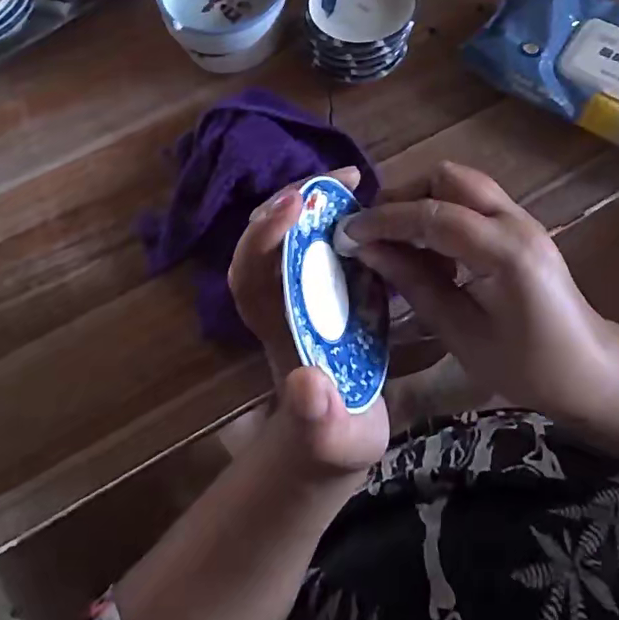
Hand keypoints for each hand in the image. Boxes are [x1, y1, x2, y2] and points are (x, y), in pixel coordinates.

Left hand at [227, 167, 389, 475]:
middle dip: (291, 203)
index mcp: (273, 327)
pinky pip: (326, 244)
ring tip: (352, 182)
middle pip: (267, 240)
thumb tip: (305, 384)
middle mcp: (281, 300)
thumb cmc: (332, 440)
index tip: (294, 206)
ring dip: (315, 203)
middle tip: (337, 180)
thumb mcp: (331, 438)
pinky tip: (368, 207)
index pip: (250, 272)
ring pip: (294, 235)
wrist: (341, 440)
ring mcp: (304, 292)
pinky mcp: (331, 290)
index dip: (262, 236)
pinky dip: (340, 220)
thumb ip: (316, 418)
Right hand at [343, 161, 618, 422]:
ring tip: (396, 243)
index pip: (430, 214)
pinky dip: (438, 215)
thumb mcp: (461, 333)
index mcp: (504, 251)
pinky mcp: (518, 227)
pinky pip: (468, 203)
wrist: (595, 373)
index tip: (346, 233)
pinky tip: (428, 254)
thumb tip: (366, 250)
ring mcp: (520, 219)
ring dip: (420, 203)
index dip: (382, 220)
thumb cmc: (529, 366)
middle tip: (374, 231)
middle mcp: (514, 221)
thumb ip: (414, 284)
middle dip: (402, 196)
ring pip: (457, 184)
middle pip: (446, 177)